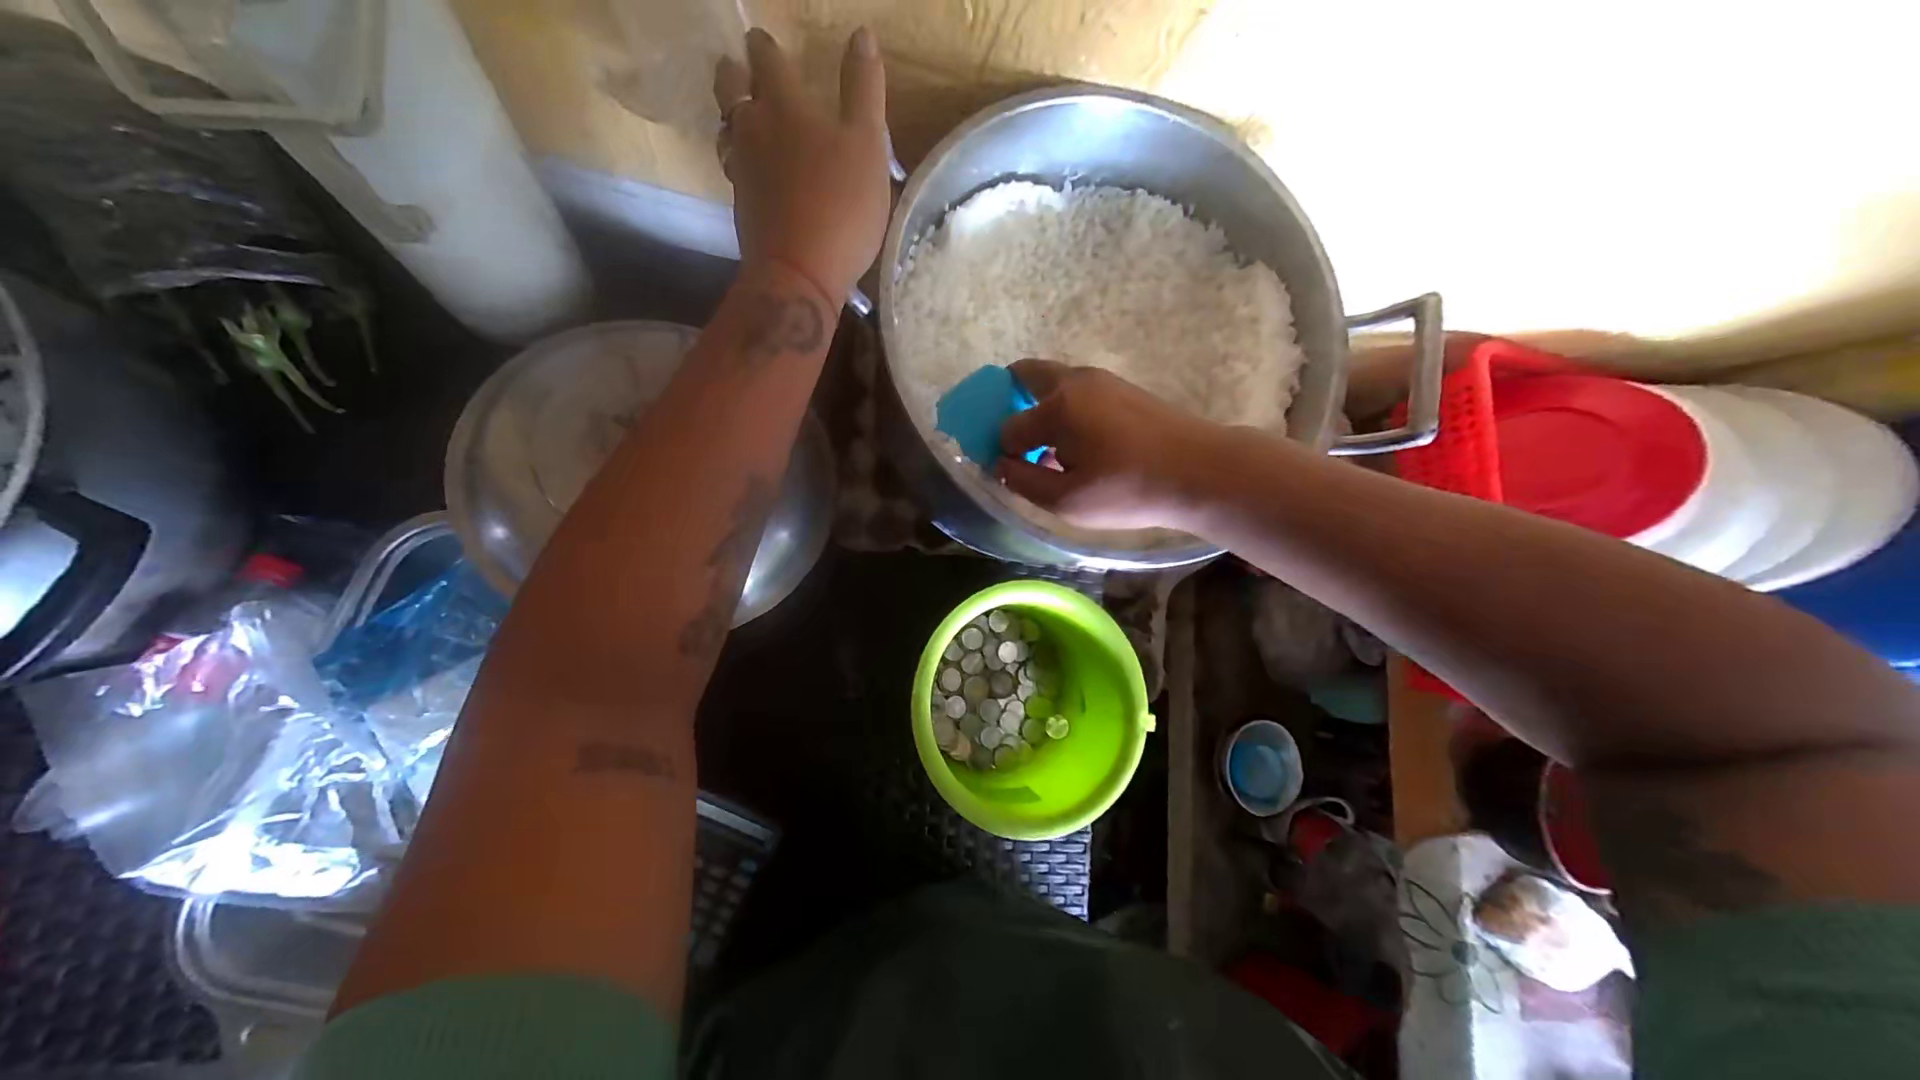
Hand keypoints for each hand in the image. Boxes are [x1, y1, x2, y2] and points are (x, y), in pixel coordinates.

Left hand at [714, 28, 890, 302]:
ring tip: (745, 116)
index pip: (767, 59)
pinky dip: (741, 158)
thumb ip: (864, 89)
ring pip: (727, 129)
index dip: (767, 48)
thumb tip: (861, 35)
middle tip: (741, 69)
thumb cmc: (841, 206)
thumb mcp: (868, 145)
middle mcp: (752, 129)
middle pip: (731, 88)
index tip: (766, 43)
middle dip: (735, 73)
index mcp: (783, 105)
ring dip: (734, 116)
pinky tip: (754, 168)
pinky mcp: (741, 205)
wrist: (799, 274)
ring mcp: (740, 169)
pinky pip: (735, 167)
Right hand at [997, 359, 1234, 530]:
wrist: (1203, 472)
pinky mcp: (1124, 390)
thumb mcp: (1065, 500)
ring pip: (1054, 385)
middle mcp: (1075, 381)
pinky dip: (1066, 413)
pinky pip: (1078, 393)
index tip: (1015, 475)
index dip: (1004, 453)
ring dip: (1041, 411)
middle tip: (1018, 445)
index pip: (1008, 427)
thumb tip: (1001, 463)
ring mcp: (1103, 380)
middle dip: (1011, 406)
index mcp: (1057, 405)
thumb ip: (1022, 481)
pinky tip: (1083, 448)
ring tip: (1053, 453)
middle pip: (1025, 377)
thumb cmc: (1129, 489)